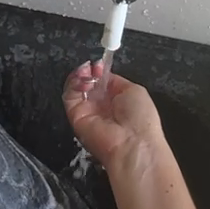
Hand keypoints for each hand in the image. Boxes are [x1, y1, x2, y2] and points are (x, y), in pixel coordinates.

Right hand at [62, 60, 164, 174]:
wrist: (132, 144)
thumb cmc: (140, 118)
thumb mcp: (134, 91)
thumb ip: (116, 81)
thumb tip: (103, 72)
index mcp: (116, 101)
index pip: (101, 82)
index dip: (99, 71)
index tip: (99, 64)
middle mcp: (101, 107)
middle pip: (87, 83)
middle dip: (88, 71)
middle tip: (91, 67)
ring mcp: (87, 112)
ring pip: (76, 88)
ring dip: (79, 76)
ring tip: (86, 72)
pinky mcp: (75, 117)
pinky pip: (69, 96)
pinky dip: (73, 84)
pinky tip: (82, 79)